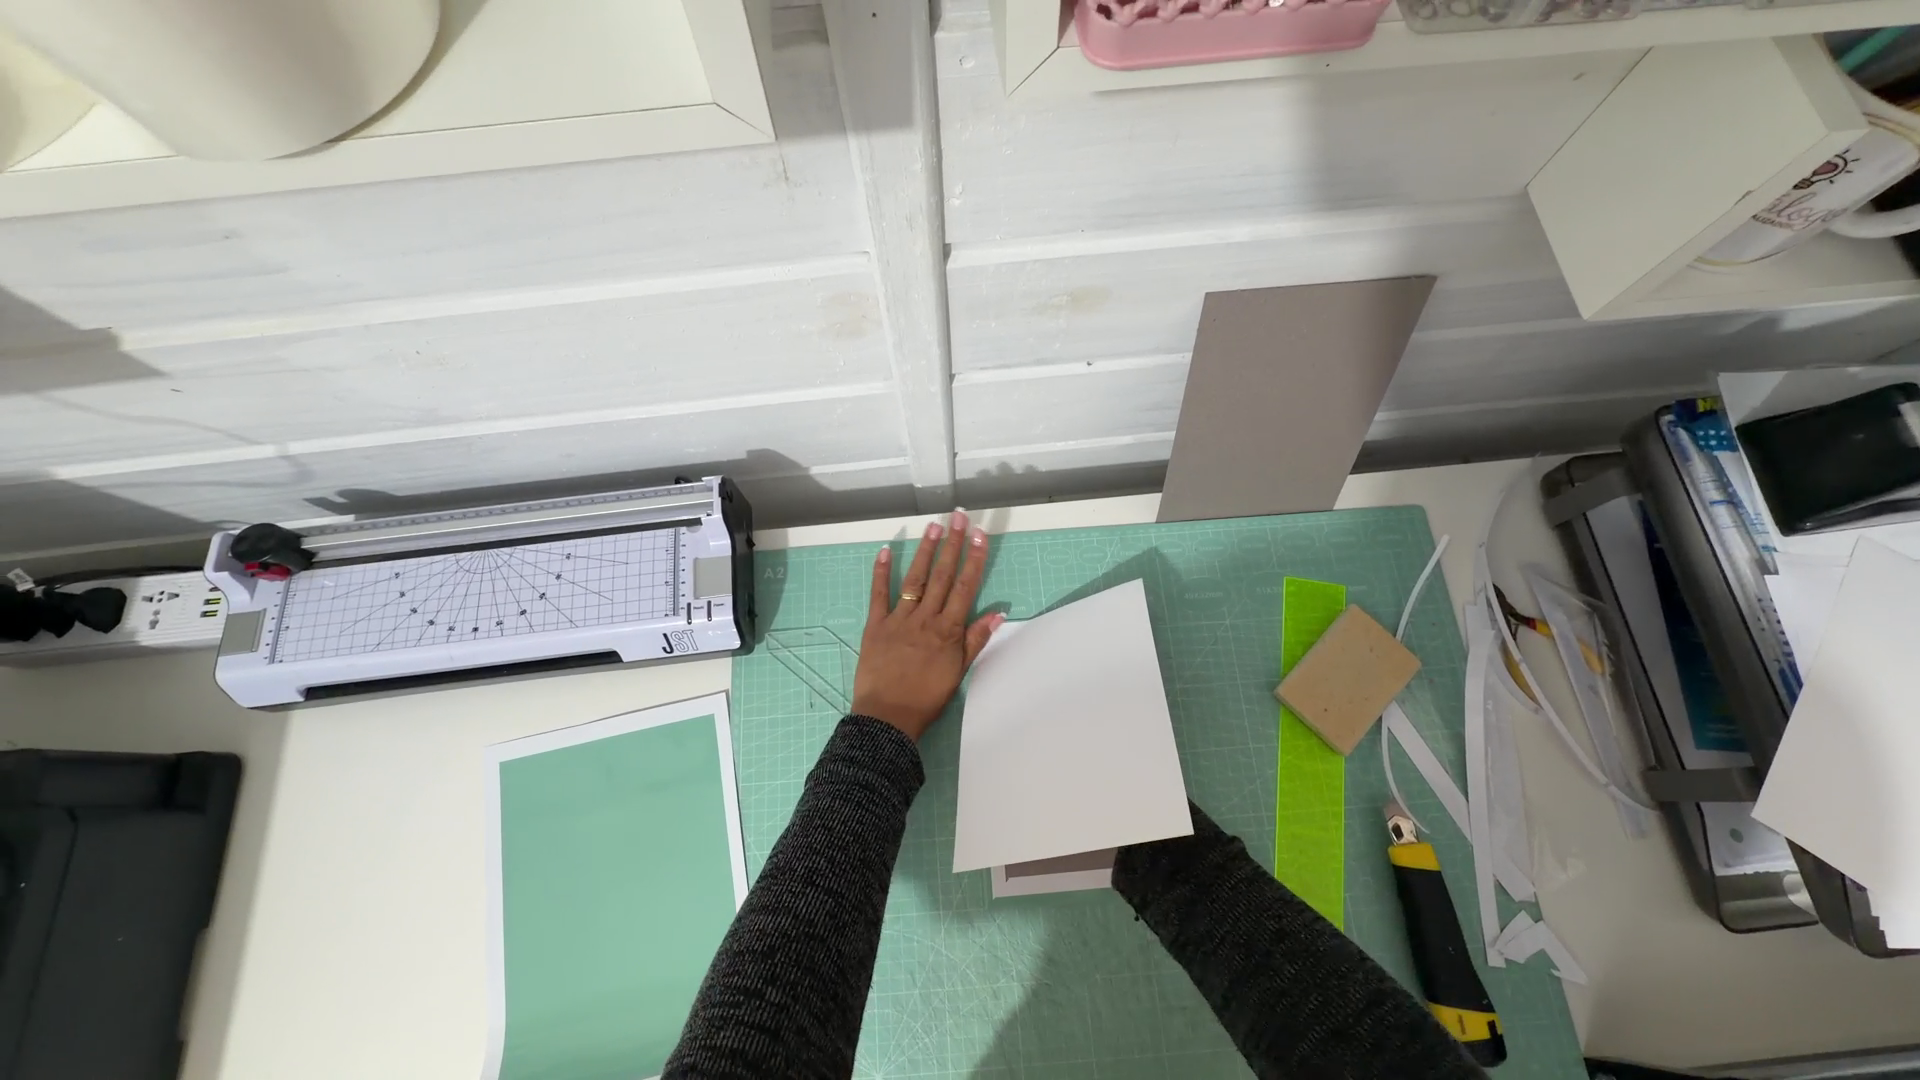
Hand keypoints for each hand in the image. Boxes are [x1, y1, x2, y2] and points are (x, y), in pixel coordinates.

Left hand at [851, 510, 1003, 740]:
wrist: (887, 717)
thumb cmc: (926, 699)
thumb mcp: (958, 673)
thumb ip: (975, 641)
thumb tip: (998, 613)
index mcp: (948, 631)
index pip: (965, 588)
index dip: (974, 559)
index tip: (980, 535)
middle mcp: (926, 618)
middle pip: (943, 575)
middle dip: (952, 544)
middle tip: (958, 516)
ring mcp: (899, 619)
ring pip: (916, 579)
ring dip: (926, 551)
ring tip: (934, 526)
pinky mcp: (876, 625)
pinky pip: (878, 594)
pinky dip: (882, 572)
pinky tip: (887, 550)